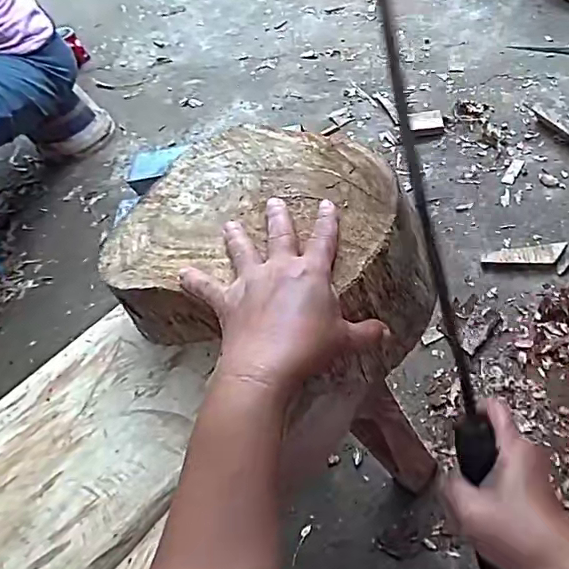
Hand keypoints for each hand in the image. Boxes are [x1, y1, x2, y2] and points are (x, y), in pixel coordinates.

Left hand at [180, 198, 390, 395]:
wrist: (265, 366)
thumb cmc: (310, 347)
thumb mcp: (346, 339)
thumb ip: (366, 333)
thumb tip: (386, 333)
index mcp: (313, 273)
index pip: (324, 240)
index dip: (328, 221)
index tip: (328, 204)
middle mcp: (280, 270)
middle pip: (280, 236)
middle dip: (279, 218)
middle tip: (274, 202)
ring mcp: (251, 283)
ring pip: (242, 252)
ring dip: (237, 237)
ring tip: (230, 224)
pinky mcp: (228, 302)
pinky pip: (207, 288)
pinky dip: (195, 280)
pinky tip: (182, 273)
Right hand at [443, 398, 568, 568]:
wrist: (552, 557)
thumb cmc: (519, 533)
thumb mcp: (469, 511)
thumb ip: (450, 487)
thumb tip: (447, 479)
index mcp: (514, 448)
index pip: (496, 409)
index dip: (477, 407)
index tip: (463, 416)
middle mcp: (529, 453)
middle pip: (493, 441)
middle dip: (473, 462)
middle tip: (463, 486)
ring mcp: (535, 470)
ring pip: (499, 464)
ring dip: (483, 483)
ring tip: (476, 510)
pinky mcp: (537, 488)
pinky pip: (508, 480)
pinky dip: (495, 494)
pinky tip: (490, 520)